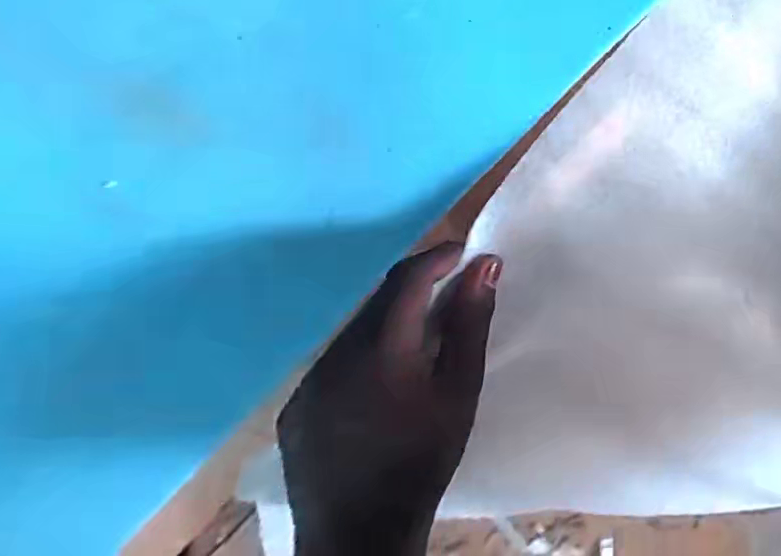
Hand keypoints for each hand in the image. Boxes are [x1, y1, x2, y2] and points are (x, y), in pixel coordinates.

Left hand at [278, 242, 500, 555]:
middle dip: (419, 283)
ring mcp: (308, 384)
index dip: (438, 256)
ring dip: (394, 314)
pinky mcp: (295, 408)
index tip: (467, 252)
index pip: (407, 278)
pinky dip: (369, 345)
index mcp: (379, 348)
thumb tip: (485, 264)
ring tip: (428, 328)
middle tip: (456, 285)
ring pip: (357, 326)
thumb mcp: (462, 385)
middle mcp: (335, 357)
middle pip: (380, 298)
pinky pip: (337, 357)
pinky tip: (389, 370)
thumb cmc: (425, 455)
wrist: (360, 536)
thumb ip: (471, 320)